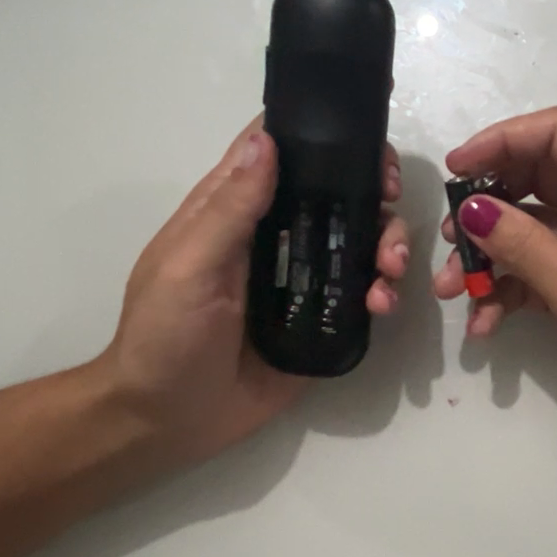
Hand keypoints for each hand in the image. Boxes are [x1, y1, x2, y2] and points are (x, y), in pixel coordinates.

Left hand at [97, 117, 408, 462]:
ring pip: (361, 239)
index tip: (366, 142)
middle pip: (337, 192)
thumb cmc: (165, 336)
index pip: (282, 151)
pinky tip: (382, 305)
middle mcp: (277, 235)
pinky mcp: (325, 318)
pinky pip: (365, 291)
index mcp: (236, 210)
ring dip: (388, 243)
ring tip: (390, 272)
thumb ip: (229, 208)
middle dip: (374, 191)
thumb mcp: (189, 266)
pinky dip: (383, 290)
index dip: (325, 136)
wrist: (170, 420)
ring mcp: (305, 277)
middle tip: (392, 202)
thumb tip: (268, 140)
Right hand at [432, 107, 556, 444]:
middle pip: (538, 178)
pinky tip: (484, 324)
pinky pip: (539, 269)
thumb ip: (524, 244)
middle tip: (448, 238)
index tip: (455, 170)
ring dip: (489, 256)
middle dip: (488, 207)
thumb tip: (471, 208)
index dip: (503, 140)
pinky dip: (509, 290)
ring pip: (532, 228)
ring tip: (451, 290)